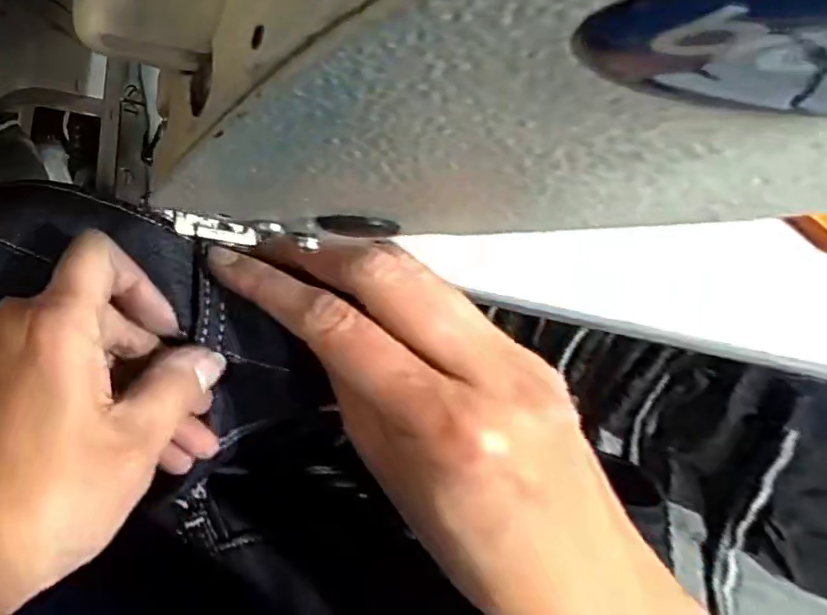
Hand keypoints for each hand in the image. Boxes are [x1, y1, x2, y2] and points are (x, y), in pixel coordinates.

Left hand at [0, 230, 226, 611]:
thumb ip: (175, 388)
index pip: (98, 253)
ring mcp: (15, 350)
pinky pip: (67, 369)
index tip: (168, 333)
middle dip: (157, 359)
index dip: (141, 282)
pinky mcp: (10, 381)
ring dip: (141, 389)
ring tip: (191, 443)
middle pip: (103, 311)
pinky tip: (155, 448)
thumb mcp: (133, 440)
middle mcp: (29, 319)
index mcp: (56, 317)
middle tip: (199, 409)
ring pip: (91, 349)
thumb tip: (206, 358)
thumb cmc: (59, 487)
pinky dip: (106, 396)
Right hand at [209, 240, 701, 614]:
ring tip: (298, 251)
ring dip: (345, 251)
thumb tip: (307, 321)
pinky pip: (442, 292)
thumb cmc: (474, 549)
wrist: (595, 593)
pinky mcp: (529, 350)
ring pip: (415, 269)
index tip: (231, 264)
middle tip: (262, 246)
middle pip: (382, 274)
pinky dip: (385, 275)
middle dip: (310, 249)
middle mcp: (492, 374)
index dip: (273, 284)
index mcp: (448, 422)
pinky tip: (356, 277)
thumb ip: (348, 383)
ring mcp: (520, 355)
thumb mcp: (386, 467)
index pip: (339, 324)